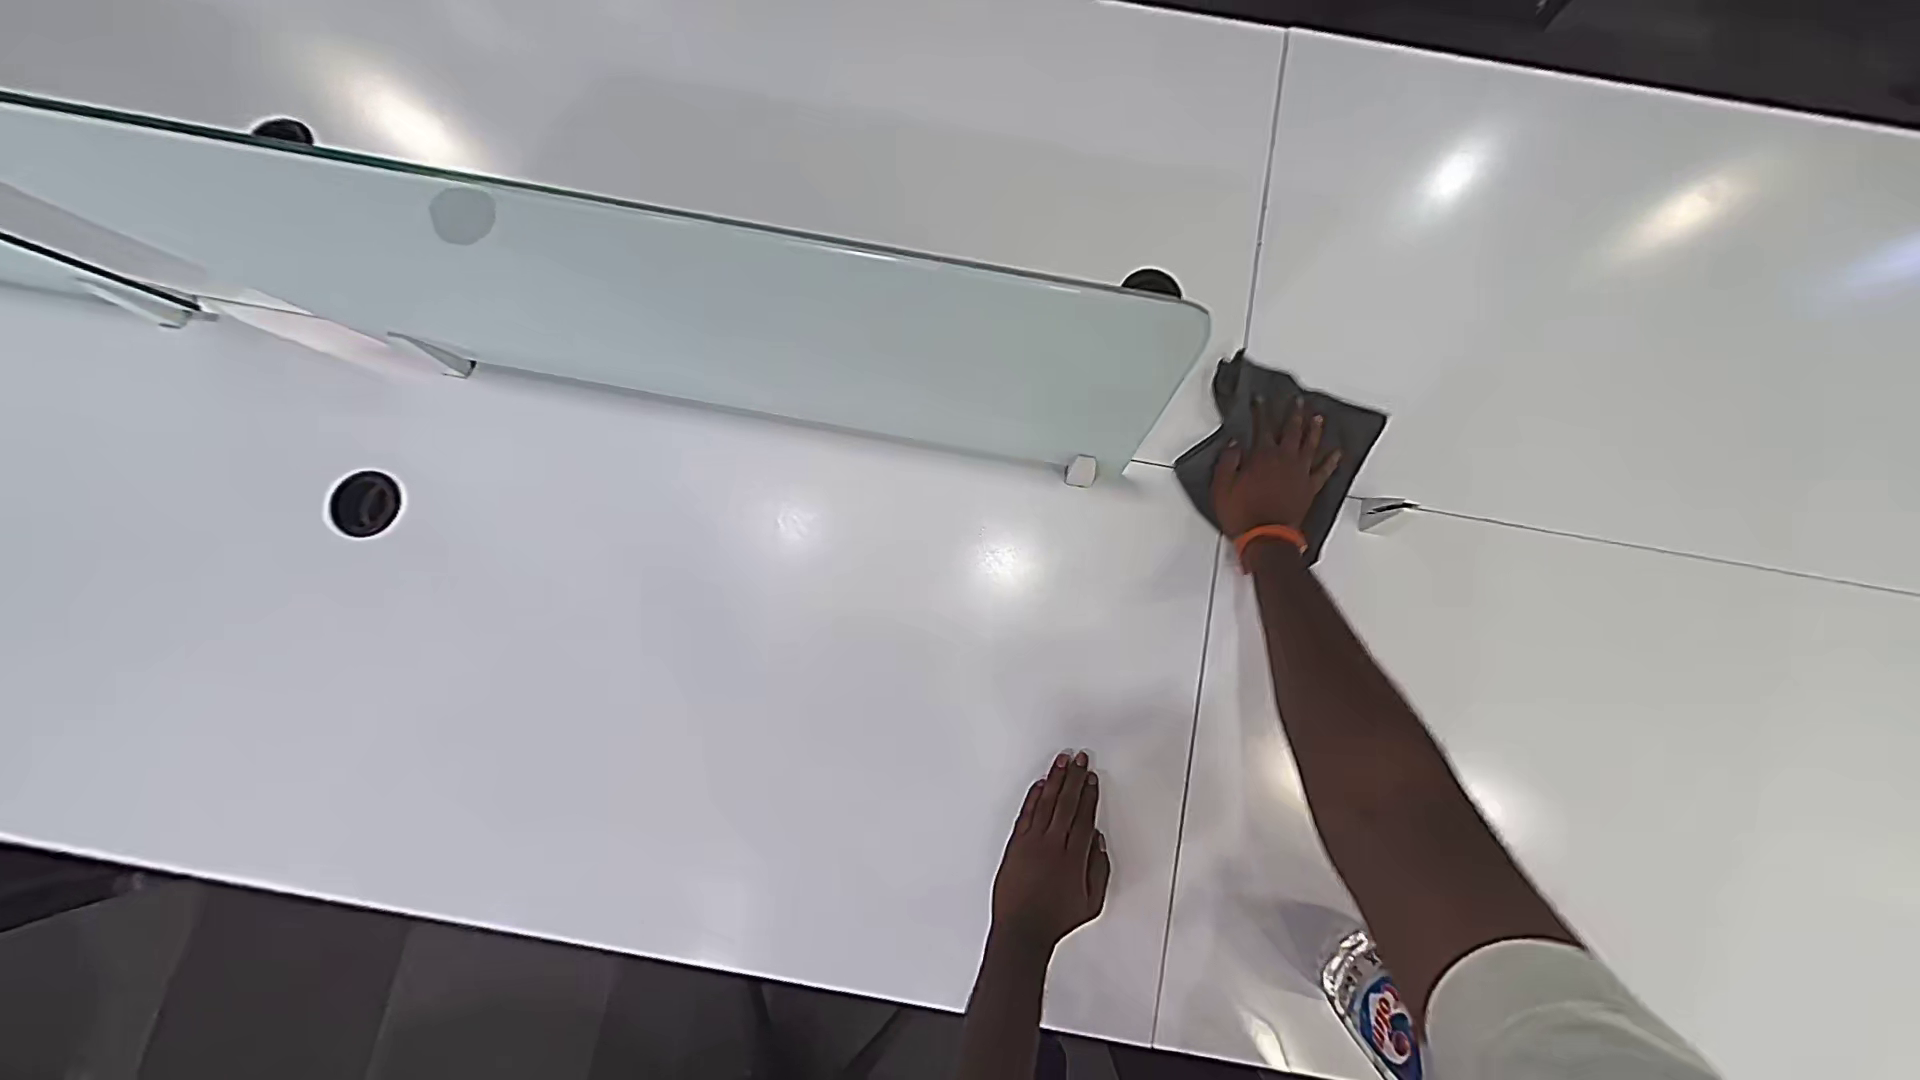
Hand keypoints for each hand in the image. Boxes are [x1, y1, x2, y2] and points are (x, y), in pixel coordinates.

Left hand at [990, 751, 1110, 954]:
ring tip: (1061, 761)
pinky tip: (1040, 783)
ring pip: (1046, 802)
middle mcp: (1052, 845)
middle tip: (1080, 758)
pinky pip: (1027, 813)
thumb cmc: (1054, 919)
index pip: (1084, 816)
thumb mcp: (1091, 902)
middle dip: (1075, 777)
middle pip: (1067, 802)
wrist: (1022, 929)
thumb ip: (1099, 869)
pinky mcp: (1016, 843)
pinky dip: (1033, 796)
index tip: (1092, 778)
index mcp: (1073, 858)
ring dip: (1054, 779)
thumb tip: (1097, 840)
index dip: (1089, 794)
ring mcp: (1032, 842)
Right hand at [1211, 399, 1342, 537]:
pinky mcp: (1309, 488)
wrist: (1265, 536)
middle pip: (1291, 430)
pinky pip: (1323, 470)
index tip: (1262, 400)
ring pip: (1310, 444)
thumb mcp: (1222, 486)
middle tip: (1297, 401)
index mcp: (1262, 456)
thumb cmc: (1242, 513)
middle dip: (1293, 413)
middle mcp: (1284, 460)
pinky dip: (1331, 460)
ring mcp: (1299, 473)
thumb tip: (1234, 444)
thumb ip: (1228, 461)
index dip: (1261, 411)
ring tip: (1318, 418)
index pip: (1262, 427)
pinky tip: (1336, 453)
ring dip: (1314, 429)